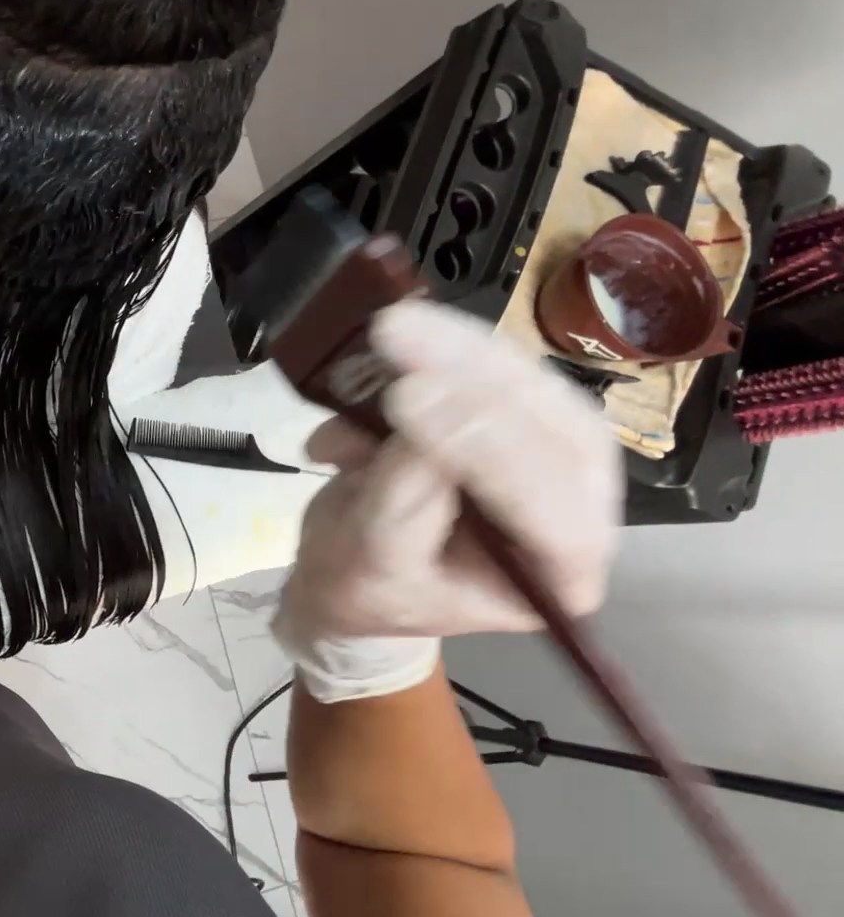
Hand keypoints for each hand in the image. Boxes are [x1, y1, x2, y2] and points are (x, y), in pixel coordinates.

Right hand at [274, 300, 620, 703]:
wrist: (345, 579)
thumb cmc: (361, 590)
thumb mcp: (373, 564)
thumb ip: (404, 500)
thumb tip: (415, 413)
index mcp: (551, 577)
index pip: (550, 512)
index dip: (487, 449)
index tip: (407, 397)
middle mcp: (571, 515)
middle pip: (554, 429)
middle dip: (477, 375)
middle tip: (399, 332)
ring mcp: (543, 464)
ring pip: (528, 390)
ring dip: (458, 350)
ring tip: (390, 326)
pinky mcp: (505, 427)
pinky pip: (489, 377)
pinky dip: (433, 358)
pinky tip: (374, 361)